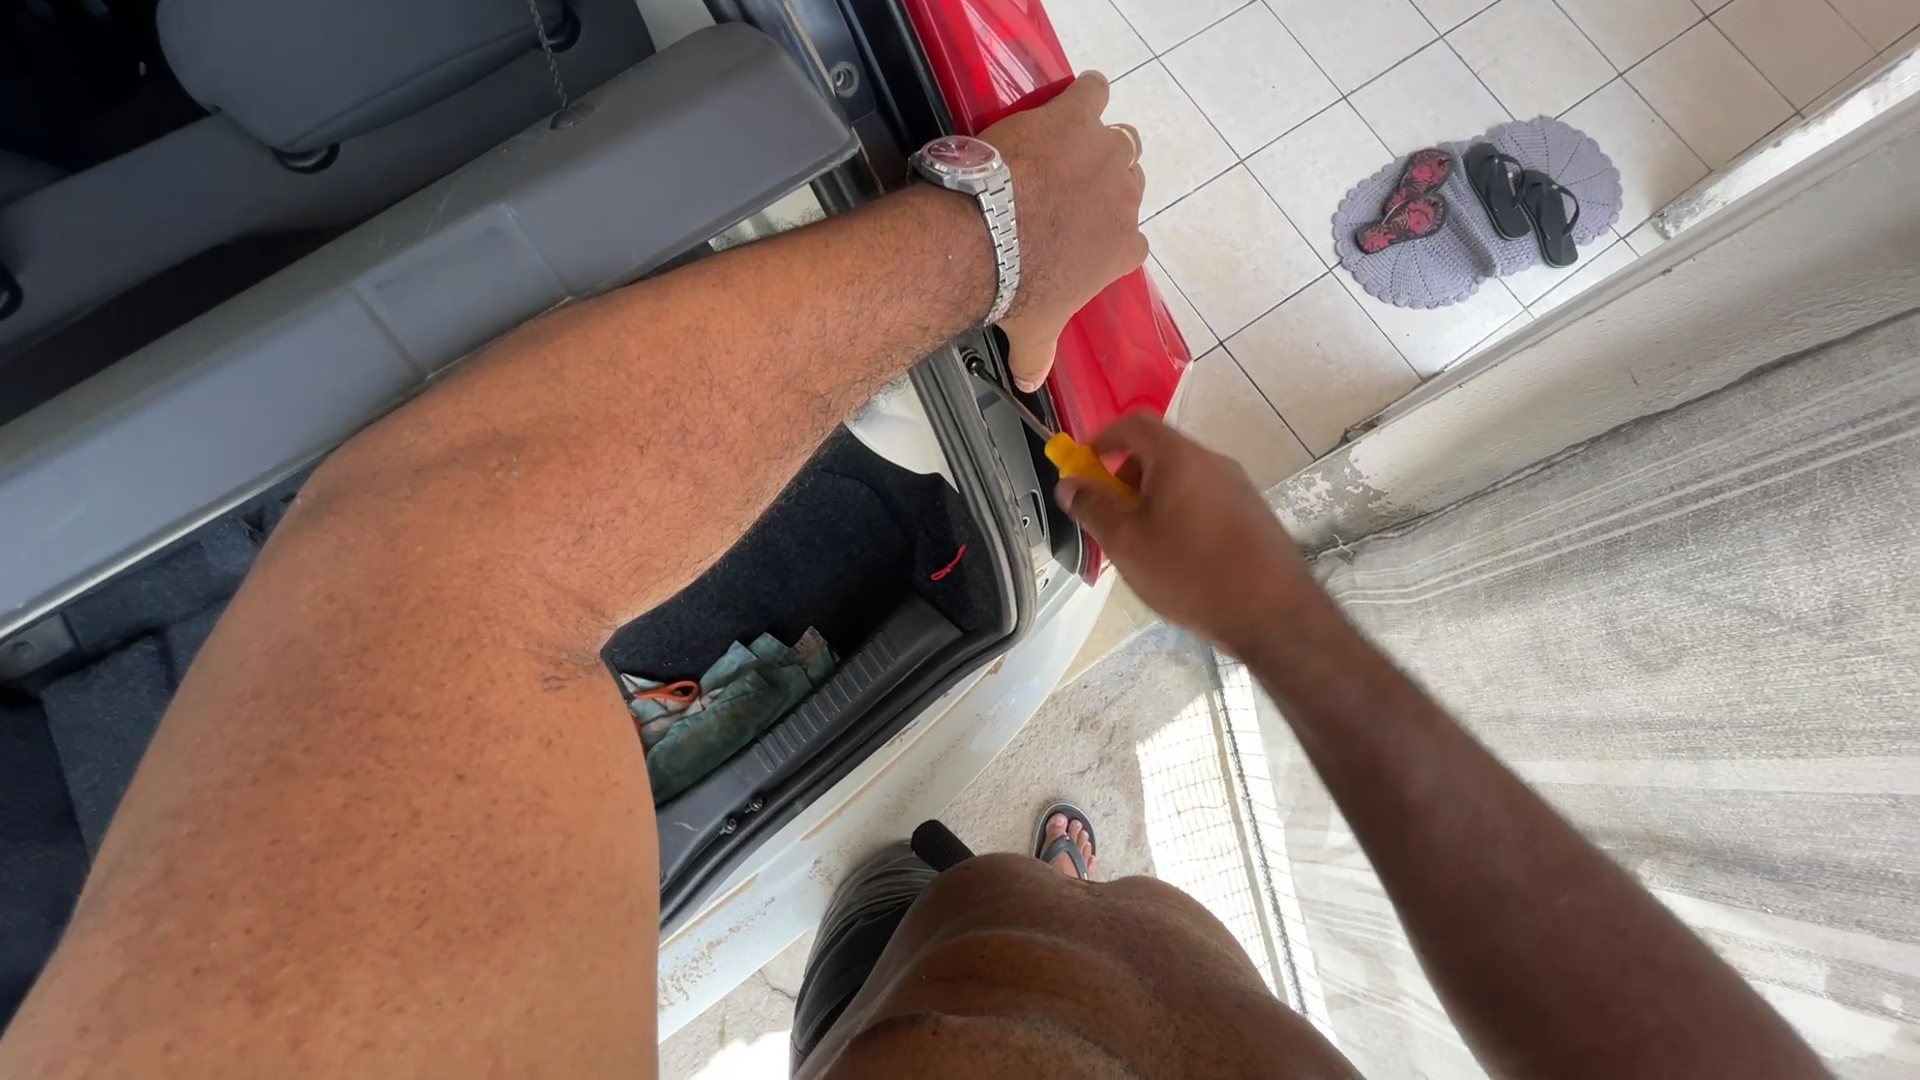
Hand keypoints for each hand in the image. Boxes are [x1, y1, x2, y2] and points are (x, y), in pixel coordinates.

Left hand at [978, 72, 1147, 390]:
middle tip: (1062, 196)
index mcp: (1123, 249)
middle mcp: (1126, 198)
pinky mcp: (1078, 114)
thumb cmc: (1017, 288)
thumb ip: (1036, 358)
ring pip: (1119, 139)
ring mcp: (1106, 152)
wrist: (988, 238)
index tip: (1080, 240)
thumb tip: (1031, 385)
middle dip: (1102, 190)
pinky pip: (1094, 91)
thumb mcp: (1033, 332)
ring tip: (1062, 156)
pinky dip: (1081, 97)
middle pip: (1128, 184)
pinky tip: (1060, 111)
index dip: (1108, 238)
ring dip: (1096, 146)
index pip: (1132, 242)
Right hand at [1055, 412, 1318, 654]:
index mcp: (1178, 458)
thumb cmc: (1188, 571)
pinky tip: (1178, 557)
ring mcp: (1238, 487)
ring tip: (1142, 544)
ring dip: (1152, 499)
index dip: (1102, 439)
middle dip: (1125, 477)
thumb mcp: (1125, 542)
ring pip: (1182, 479)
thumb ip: (1092, 507)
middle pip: (1159, 452)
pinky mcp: (1252, 514)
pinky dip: (1180, 513)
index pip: (1134, 424)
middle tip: (1110, 515)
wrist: (1272, 613)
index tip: (1083, 467)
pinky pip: (1204, 500)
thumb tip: (1069, 483)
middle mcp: (1212, 462)